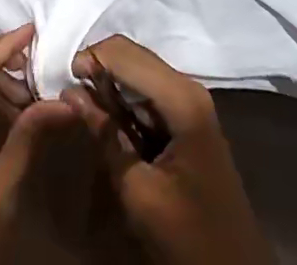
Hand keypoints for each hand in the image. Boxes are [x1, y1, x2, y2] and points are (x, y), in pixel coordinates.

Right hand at [62, 36, 272, 264]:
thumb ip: (105, 135)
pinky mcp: (187, 114)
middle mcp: (188, 87)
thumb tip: (71, 93)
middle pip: (133, 55)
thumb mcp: (137, 189)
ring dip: (110, 82)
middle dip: (98, 68)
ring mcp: (190, 99)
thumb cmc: (185, 231)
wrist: (232, 263)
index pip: (125, 53)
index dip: (91, 59)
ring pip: (139, 70)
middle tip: (71, 97)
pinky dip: (125, 96)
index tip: (64, 85)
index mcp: (180, 99)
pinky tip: (108, 117)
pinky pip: (149, 90)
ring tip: (84, 106)